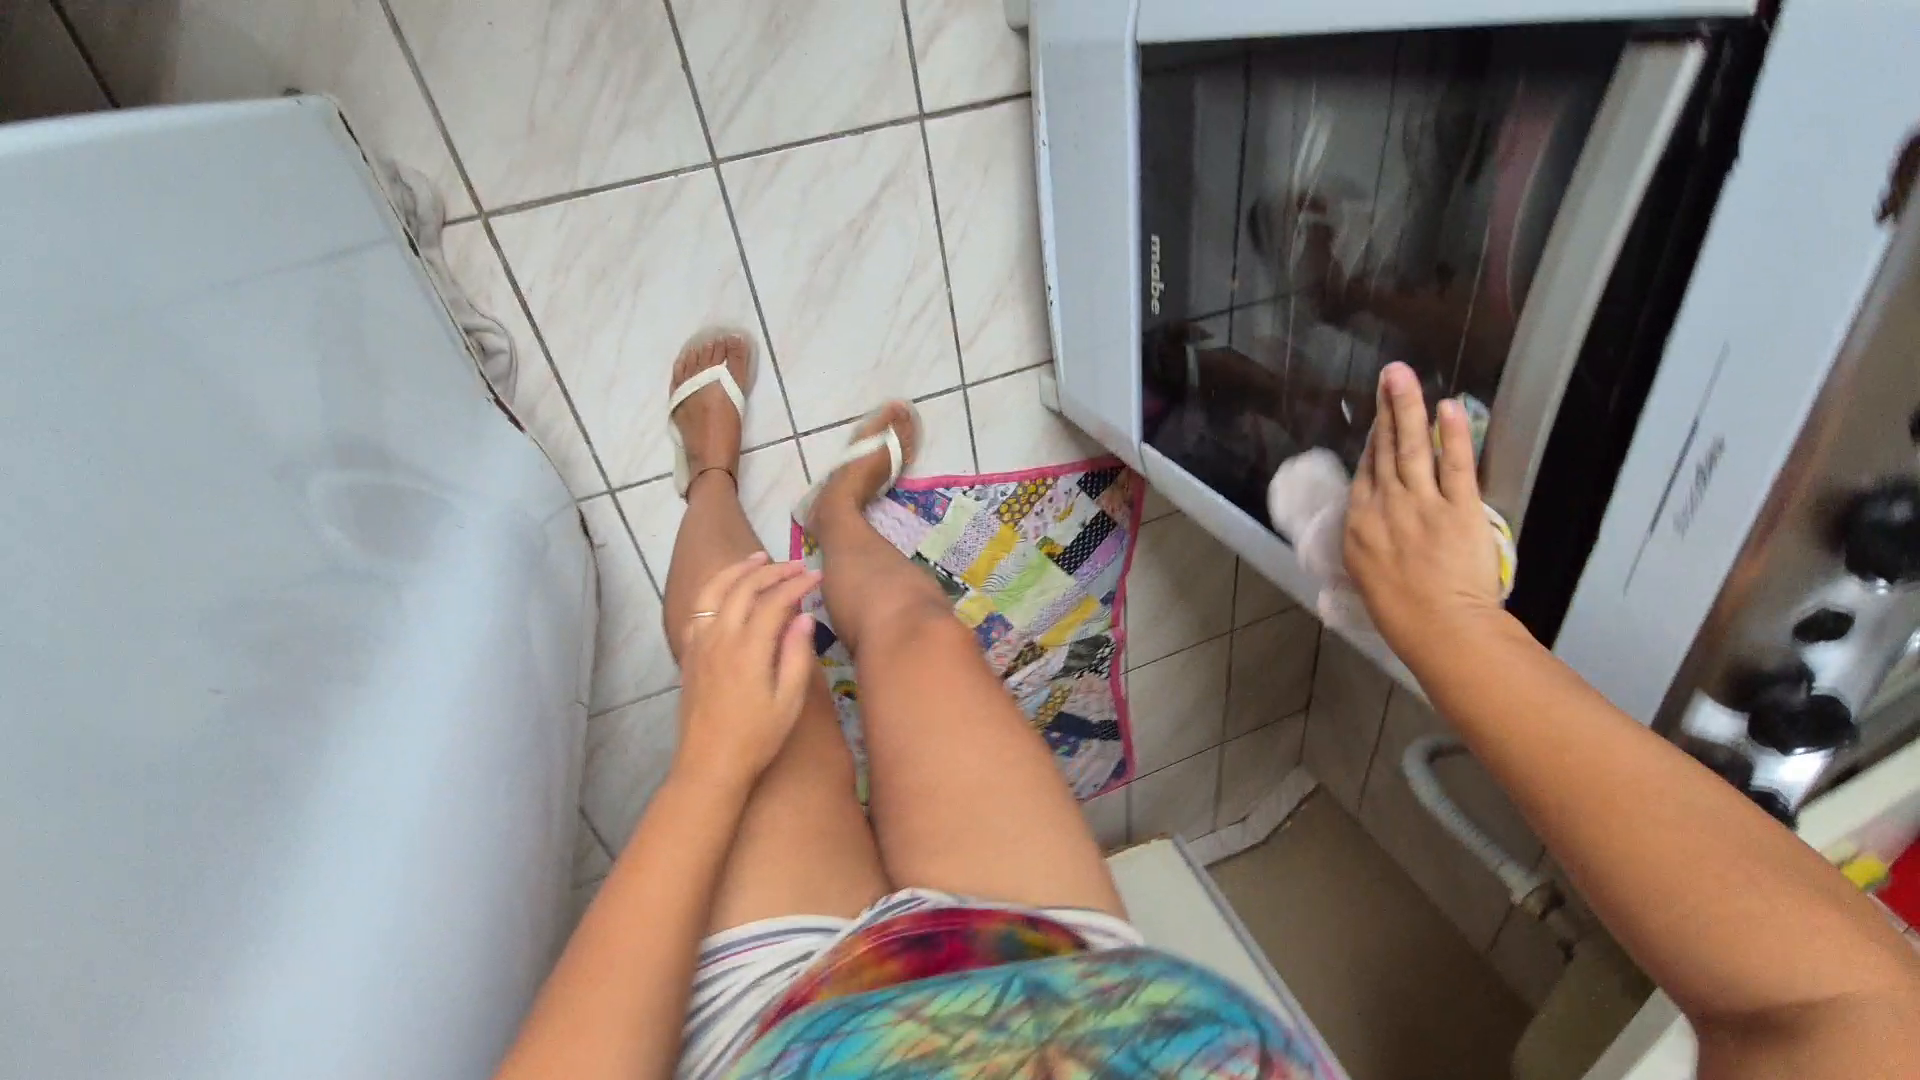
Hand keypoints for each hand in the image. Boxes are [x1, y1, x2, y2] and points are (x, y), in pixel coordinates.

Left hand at [672, 553, 820, 788]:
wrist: (709, 765)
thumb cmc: (756, 738)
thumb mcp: (789, 701)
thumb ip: (797, 655)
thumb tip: (805, 617)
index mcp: (749, 649)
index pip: (775, 601)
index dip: (797, 584)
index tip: (817, 576)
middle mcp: (721, 638)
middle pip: (745, 587)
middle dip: (773, 570)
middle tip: (796, 565)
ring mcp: (700, 644)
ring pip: (715, 591)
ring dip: (738, 570)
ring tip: (759, 558)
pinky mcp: (689, 653)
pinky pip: (699, 609)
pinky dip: (715, 589)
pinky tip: (728, 589)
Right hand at [1345, 363, 1507, 667]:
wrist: (1436, 624)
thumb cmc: (1398, 610)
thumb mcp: (1365, 571)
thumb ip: (1369, 538)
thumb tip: (1376, 520)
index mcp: (1360, 523)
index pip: (1366, 473)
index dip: (1373, 442)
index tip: (1378, 420)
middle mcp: (1384, 505)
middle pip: (1385, 450)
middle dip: (1386, 409)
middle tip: (1389, 374)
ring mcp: (1421, 503)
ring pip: (1411, 448)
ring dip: (1408, 408)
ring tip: (1403, 376)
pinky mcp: (1458, 508)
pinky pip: (1453, 465)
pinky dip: (1451, 435)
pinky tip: (1449, 408)